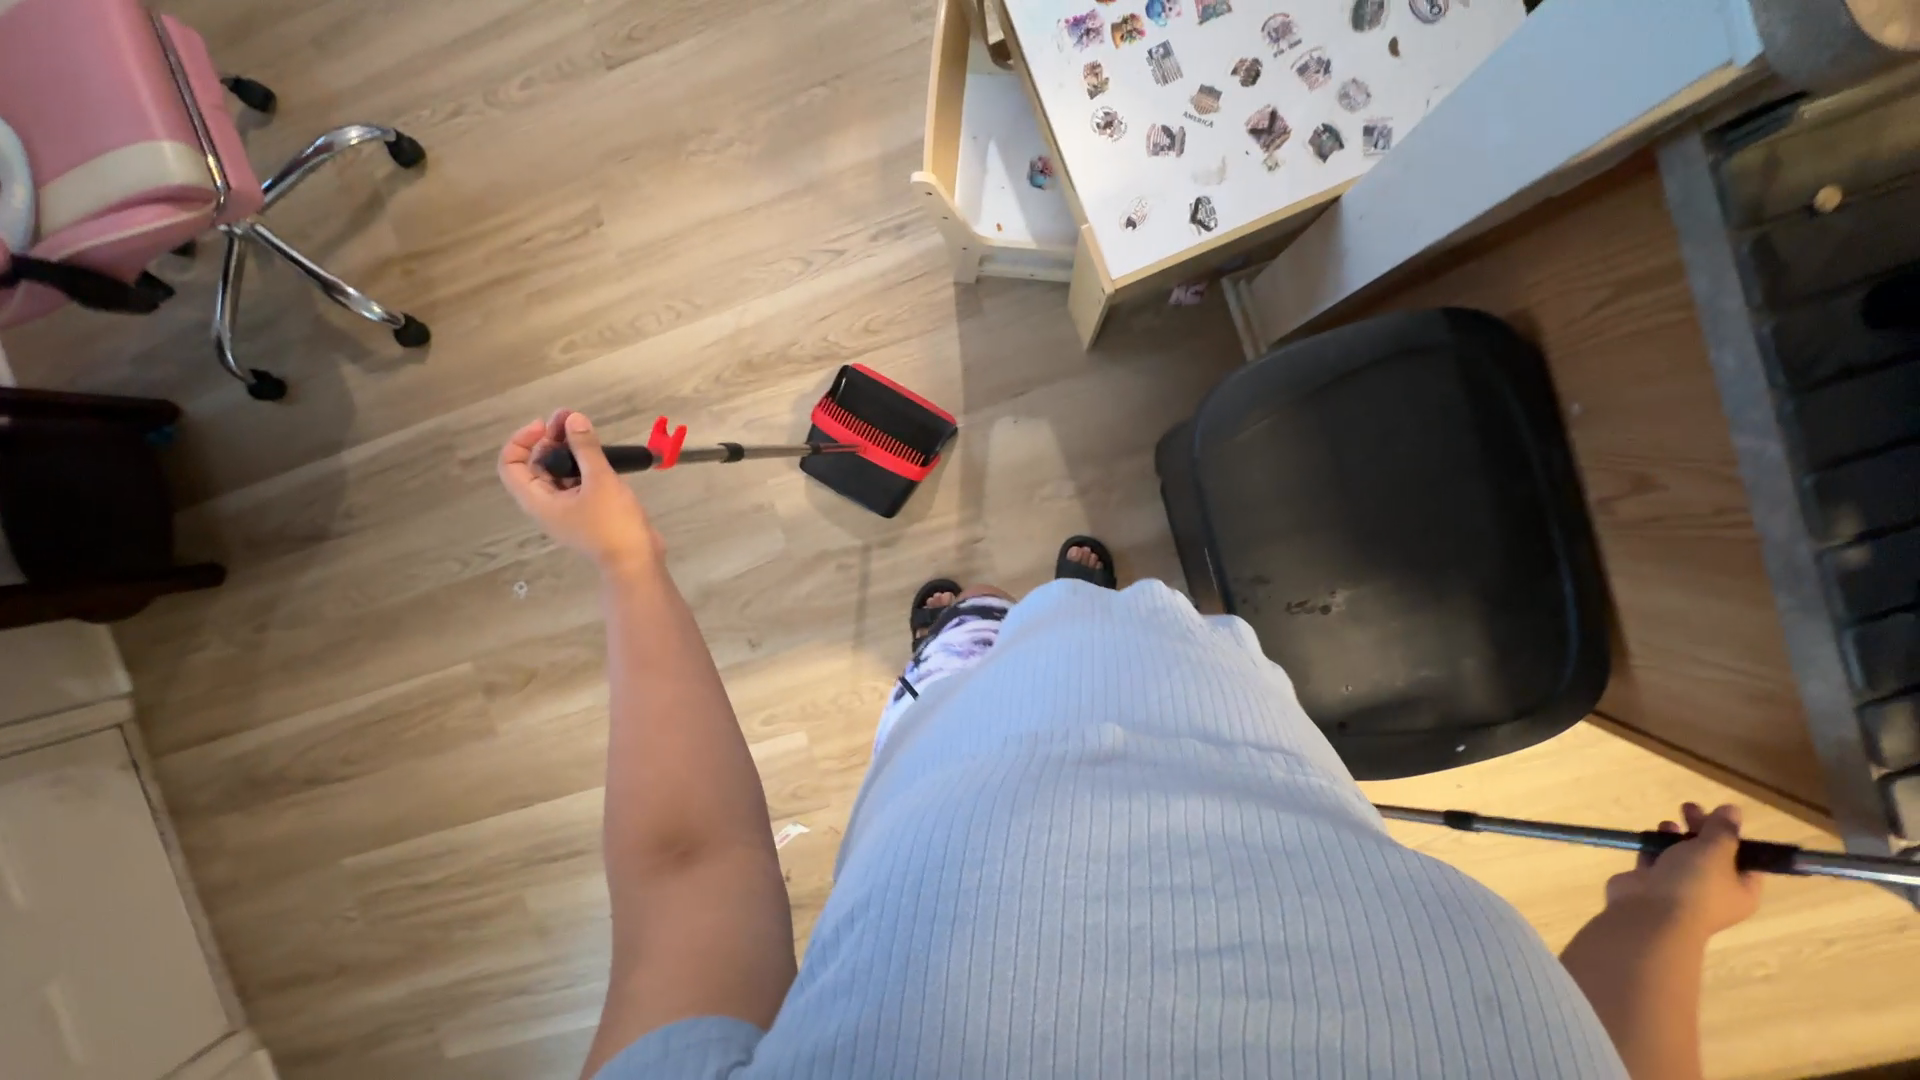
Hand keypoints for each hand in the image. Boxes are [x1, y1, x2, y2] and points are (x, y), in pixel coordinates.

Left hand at [499, 409, 661, 573]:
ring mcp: (568, 508)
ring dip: (568, 449)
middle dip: (550, 439)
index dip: (522, 440)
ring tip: (585, 429)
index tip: (546, 426)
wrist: (636, 560)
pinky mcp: (588, 510)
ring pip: (558, 472)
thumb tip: (573, 418)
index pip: (511, 465)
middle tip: (570, 418)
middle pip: (536, 465)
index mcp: (538, 501)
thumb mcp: (600, 481)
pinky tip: (598, 452)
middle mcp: (547, 504)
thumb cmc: (612, 523)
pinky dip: (583, 464)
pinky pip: (577, 481)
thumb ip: (585, 448)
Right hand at [1604, 802, 1762, 938]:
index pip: (1745, 860)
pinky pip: (1656, 859)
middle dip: (1700, 829)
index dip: (1733, 836)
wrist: (1651, 913)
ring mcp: (1681, 887)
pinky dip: (1653, 846)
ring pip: (1681, 855)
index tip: (1717, 814)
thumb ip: (1722, 830)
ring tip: (1666, 823)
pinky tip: (1648, 835)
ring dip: (1675, 836)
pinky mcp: (1652, 882)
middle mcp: (1714, 890)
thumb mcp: (1715, 852)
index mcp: (1741, 889)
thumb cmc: (1694, 885)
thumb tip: (1733, 809)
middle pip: (1711, 854)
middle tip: (1688, 807)